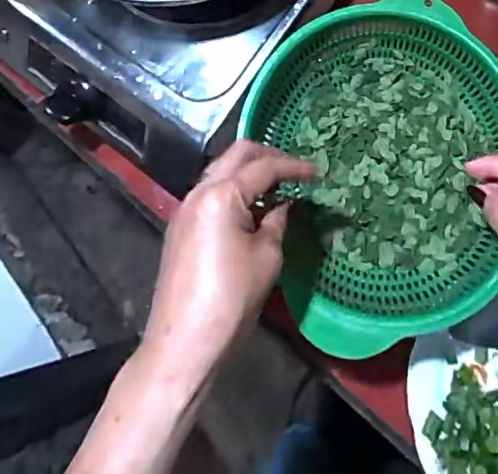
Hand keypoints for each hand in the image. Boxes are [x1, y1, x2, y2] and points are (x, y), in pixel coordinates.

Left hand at [144, 140, 315, 370]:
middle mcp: (199, 191)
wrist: (183, 342)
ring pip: (221, 171)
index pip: (263, 167)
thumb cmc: (231, 300)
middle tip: (295, 170)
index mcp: (221, 194)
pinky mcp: (180, 226)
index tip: (317, 172)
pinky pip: (211, 193)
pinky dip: (234, 190)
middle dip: (267, 156)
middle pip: (236, 155)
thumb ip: (277, 221)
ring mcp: (185, 207)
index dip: (293, 166)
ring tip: (277, 187)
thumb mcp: (267, 258)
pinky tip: (252, 209)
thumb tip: (284, 203)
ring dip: (248, 173)